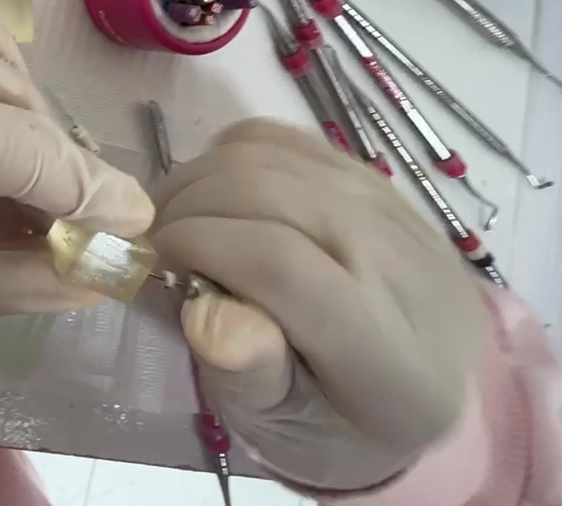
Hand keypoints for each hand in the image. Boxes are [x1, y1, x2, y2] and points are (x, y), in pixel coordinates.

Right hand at [152, 119, 486, 492]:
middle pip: (269, 193)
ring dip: (196, 176)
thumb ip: (249, 376)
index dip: (198, 246)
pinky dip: (227, 154)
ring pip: (268, 155)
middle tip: (154, 243)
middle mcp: (404, 266)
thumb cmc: (328, 415)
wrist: (408, 382)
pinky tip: (216, 194)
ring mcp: (392, 209)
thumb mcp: (280, 424)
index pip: (280, 263)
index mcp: (390, 353)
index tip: (154, 265)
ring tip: (175, 218)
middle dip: (186, 207)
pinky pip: (281, 137)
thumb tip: (205, 318)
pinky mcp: (372, 176)